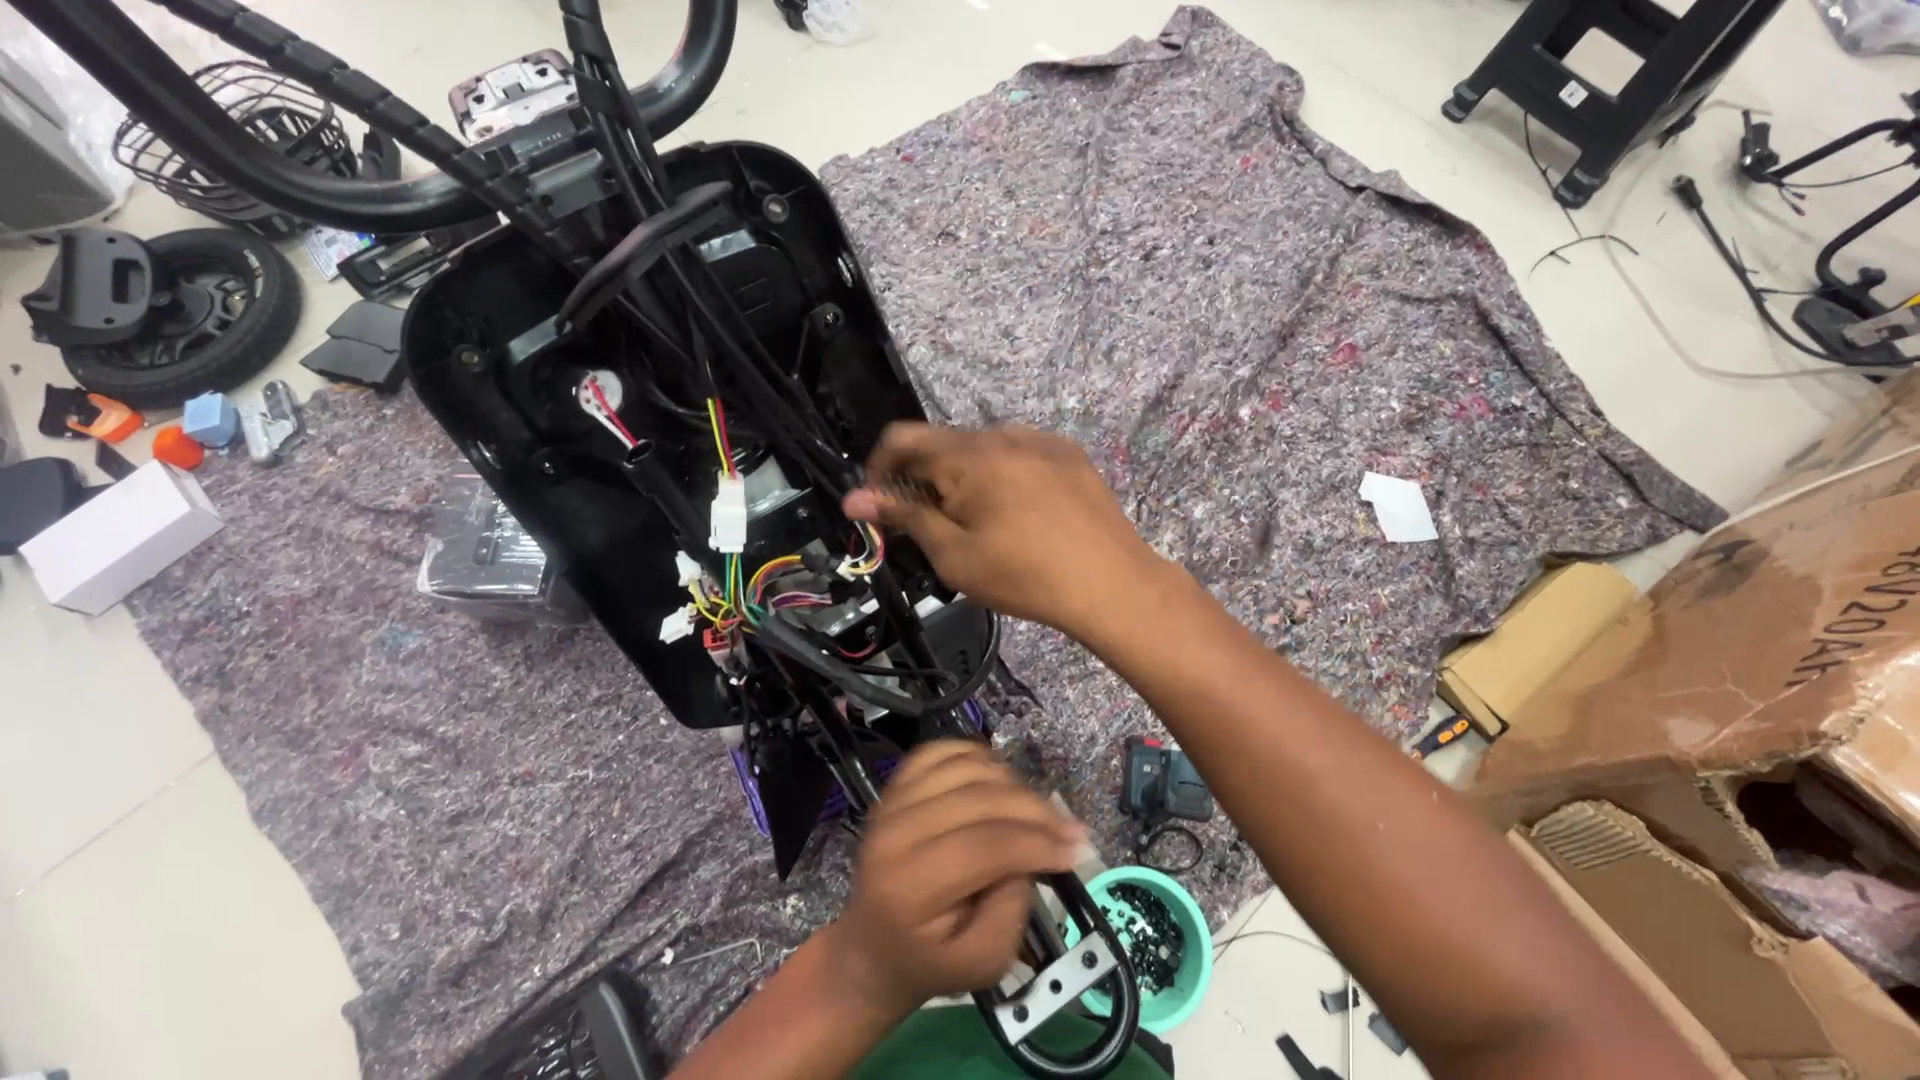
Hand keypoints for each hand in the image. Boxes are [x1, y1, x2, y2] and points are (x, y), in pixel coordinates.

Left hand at [827, 740, 1084, 1013]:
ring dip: (1015, 784)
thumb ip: (1011, 912)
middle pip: (980, 799)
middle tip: (1073, 832)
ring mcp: (891, 803)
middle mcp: (893, 833)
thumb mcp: (982, 964)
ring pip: (967, 768)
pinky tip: (1003, 782)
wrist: (874, 947)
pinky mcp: (894, 786)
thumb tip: (1029, 858)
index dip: (1037, 843)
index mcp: (909, 887)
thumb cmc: (931, 960)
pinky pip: (942, 751)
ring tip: (1040, 814)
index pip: (984, 846)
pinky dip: (980, 758)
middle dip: (1038, 813)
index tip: (1080, 851)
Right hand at [842, 423, 1164, 637]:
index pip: (902, 438)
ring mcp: (1041, 441)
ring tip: (981, 526)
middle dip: (925, 479)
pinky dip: (1003, 477)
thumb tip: (854, 498)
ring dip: (965, 478)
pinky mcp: (1069, 455)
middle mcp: (1003, 435)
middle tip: (933, 528)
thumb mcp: (954, 555)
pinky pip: (1019, 455)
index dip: (878, 468)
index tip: (880, 505)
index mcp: (969, 456)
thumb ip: (904, 517)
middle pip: (944, 444)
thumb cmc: (1025, 576)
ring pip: (983, 450)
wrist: (1112, 584)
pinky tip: (1021, 516)